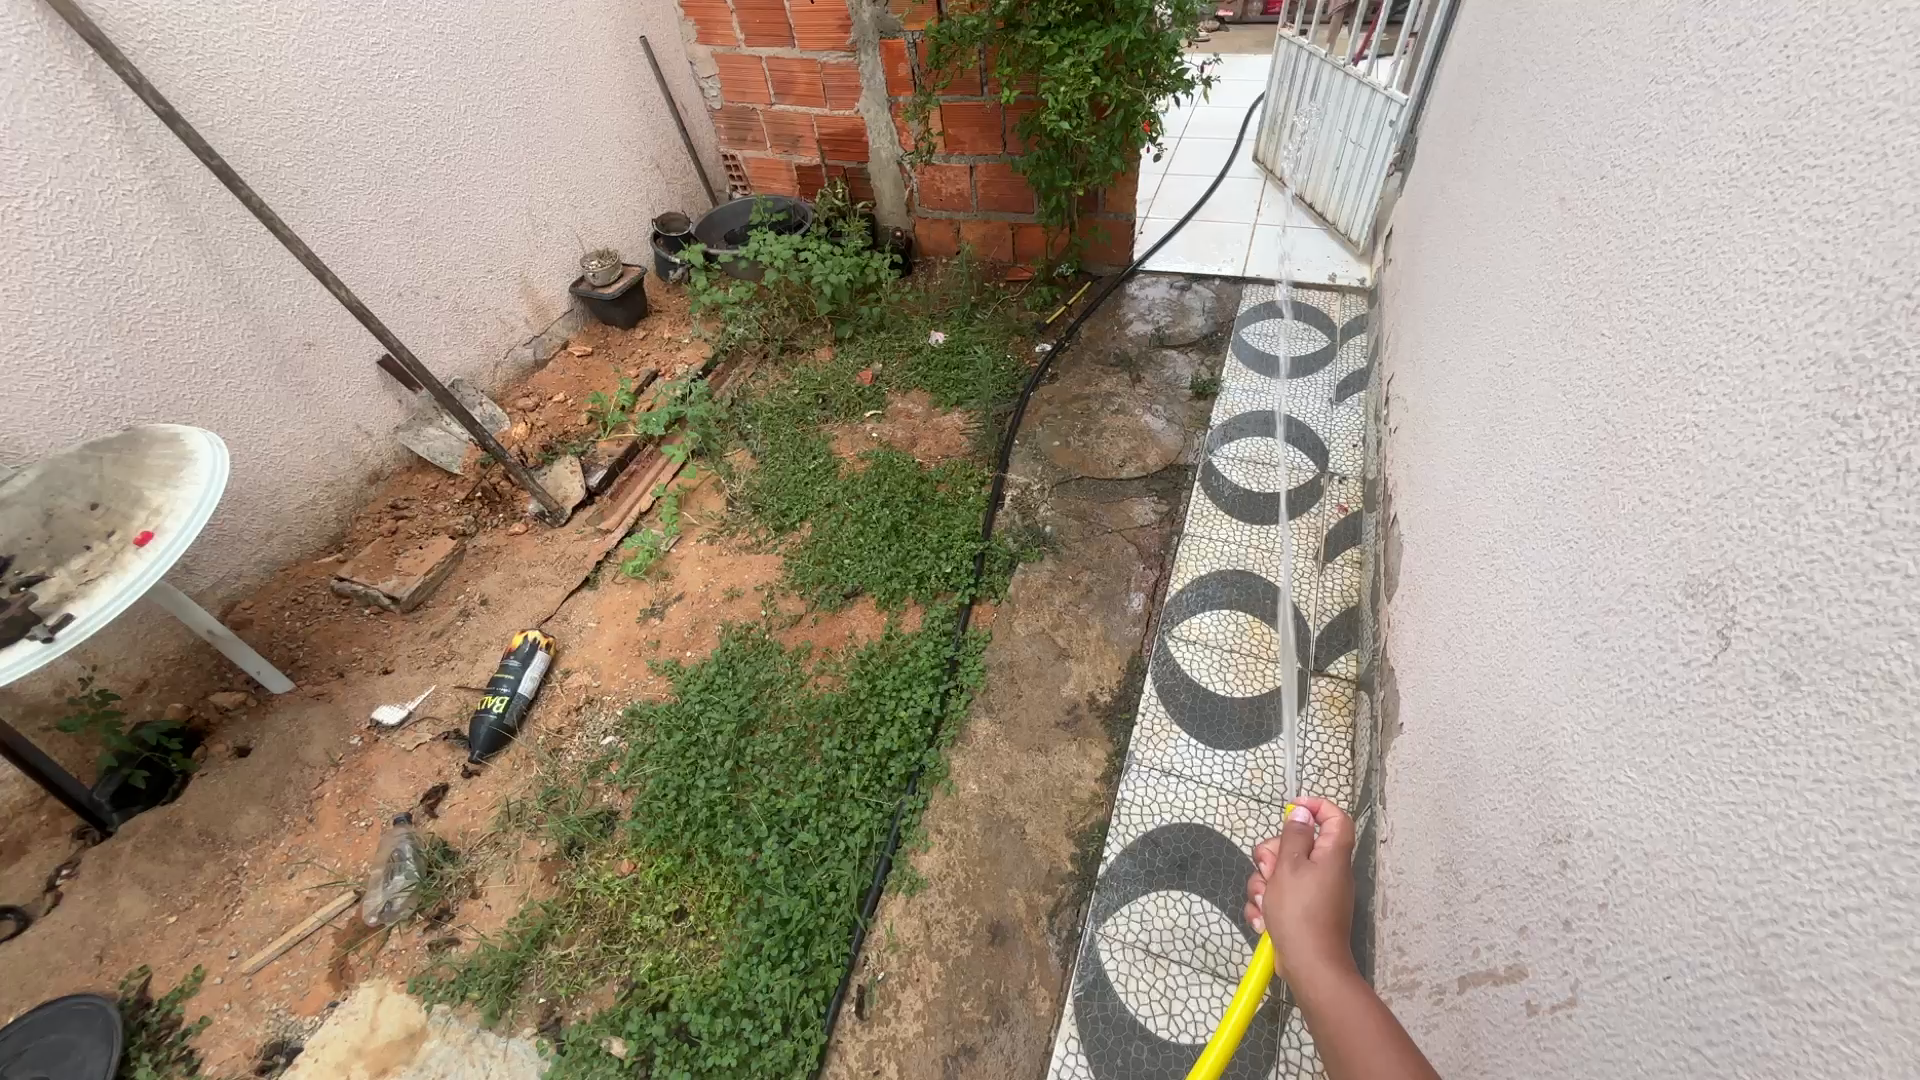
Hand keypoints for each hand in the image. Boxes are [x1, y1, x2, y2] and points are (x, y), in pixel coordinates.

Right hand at [1244, 796, 1356, 989]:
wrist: (1308, 966)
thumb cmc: (1300, 911)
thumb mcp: (1290, 866)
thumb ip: (1294, 836)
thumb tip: (1302, 814)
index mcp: (1331, 856)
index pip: (1336, 819)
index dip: (1316, 807)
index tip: (1291, 809)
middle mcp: (1325, 872)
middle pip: (1296, 845)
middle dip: (1273, 854)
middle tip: (1268, 869)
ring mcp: (1313, 893)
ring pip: (1280, 872)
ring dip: (1264, 884)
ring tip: (1265, 902)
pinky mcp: (1300, 912)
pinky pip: (1277, 896)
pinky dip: (1266, 905)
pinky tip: (1262, 918)